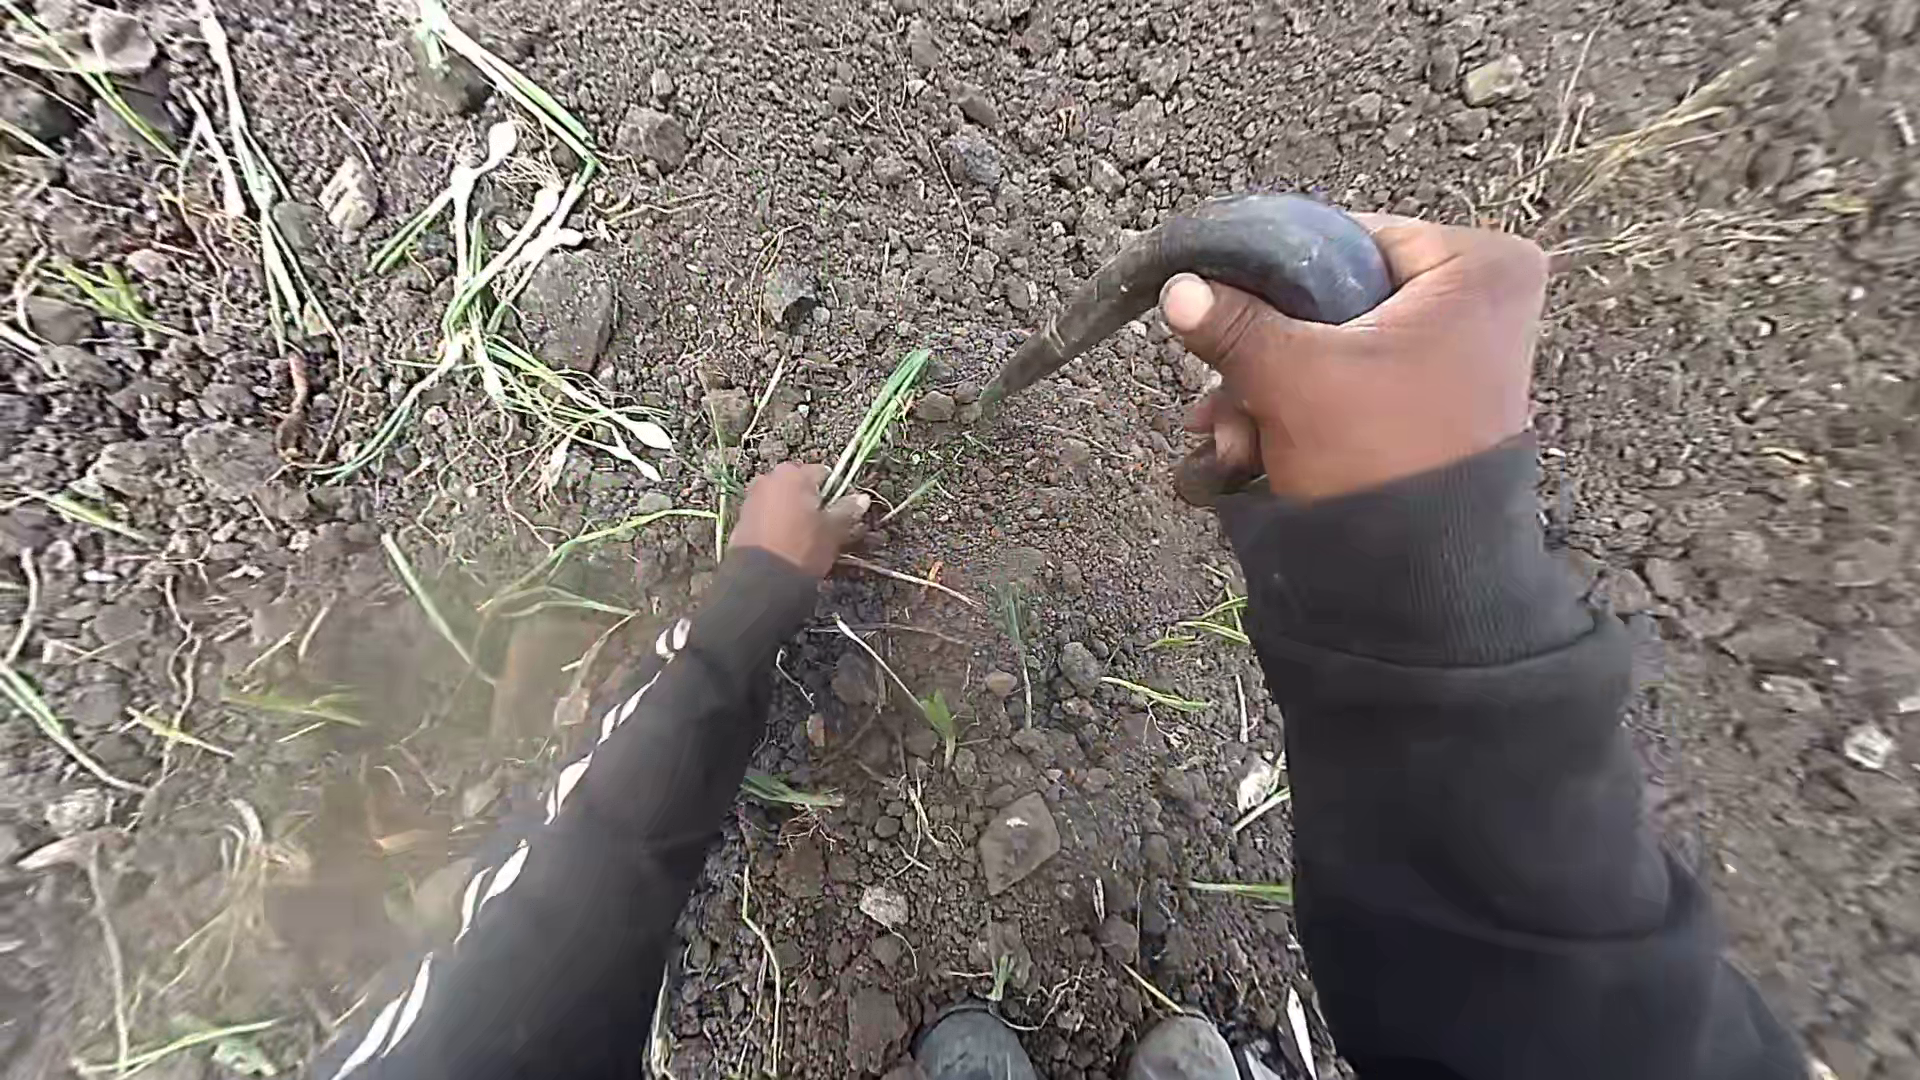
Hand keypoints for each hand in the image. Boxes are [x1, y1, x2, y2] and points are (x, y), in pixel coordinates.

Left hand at [729, 463, 868, 577]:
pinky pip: (768, 514)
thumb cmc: (803, 547)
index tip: (845, 512)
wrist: (761, 579)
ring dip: (796, 512)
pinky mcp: (742, 519)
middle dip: (814, 501)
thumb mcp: (833, 530)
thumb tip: (862, 498)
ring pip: (783, 500)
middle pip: (800, 486)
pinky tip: (788, 543)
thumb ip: (847, 510)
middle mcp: (769, 479)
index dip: (838, 492)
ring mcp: (752, 498)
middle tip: (827, 525)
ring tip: (808, 537)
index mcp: (793, 474)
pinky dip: (780, 523)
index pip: (824, 474)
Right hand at [1163, 213, 1546, 500]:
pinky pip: (1329, 384)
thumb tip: (1178, 289)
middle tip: (1218, 404)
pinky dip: (1283, 413)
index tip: (1221, 317)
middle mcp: (1466, 302)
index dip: (1269, 278)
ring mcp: (1438, 355)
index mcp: (1472, 266)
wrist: (1411, 568)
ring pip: (1315, 350)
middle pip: (1320, 304)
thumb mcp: (1294, 378)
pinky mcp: (1409, 400)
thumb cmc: (1375, 454)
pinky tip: (1246, 450)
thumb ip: (1234, 327)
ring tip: (1229, 443)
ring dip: (1257, 396)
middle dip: (1255, 362)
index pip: (1343, 240)